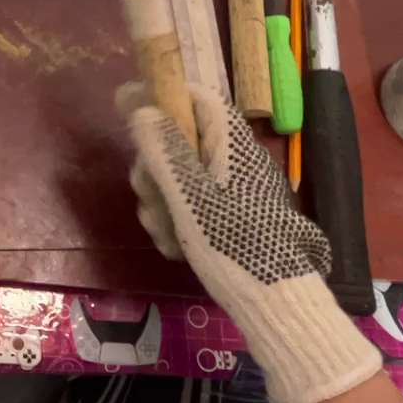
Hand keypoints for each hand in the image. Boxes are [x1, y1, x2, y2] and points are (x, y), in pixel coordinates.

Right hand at [121, 83, 378, 402]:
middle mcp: (229, 160)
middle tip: (148, 193)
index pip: (197, 98)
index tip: (128, 107)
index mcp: (230, 144)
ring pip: (174, 176)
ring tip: (166, 233)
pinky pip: (184, 203)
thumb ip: (164, 150)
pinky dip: (173, 221)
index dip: (163, 96)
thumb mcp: (190, 197)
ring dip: (159, 202)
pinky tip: (174, 246)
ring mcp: (227, 189)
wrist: (274, 306)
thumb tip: (140, 105)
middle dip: (153, 167)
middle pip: (176, 139)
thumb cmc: (236, 245)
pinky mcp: (223, 215)